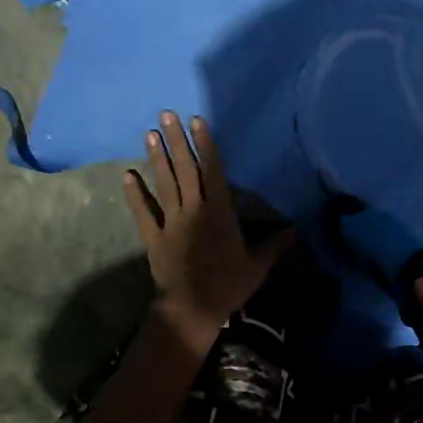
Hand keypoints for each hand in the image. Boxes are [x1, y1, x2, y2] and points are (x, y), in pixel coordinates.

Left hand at [123, 112, 292, 349]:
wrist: (193, 308)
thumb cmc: (229, 286)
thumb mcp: (257, 265)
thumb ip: (274, 245)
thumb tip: (295, 231)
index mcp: (220, 212)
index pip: (213, 170)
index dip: (205, 144)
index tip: (196, 121)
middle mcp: (194, 209)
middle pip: (185, 169)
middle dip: (176, 140)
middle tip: (166, 114)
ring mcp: (171, 222)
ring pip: (164, 184)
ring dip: (157, 158)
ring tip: (149, 134)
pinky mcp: (154, 237)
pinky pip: (143, 212)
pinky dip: (134, 194)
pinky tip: (127, 175)